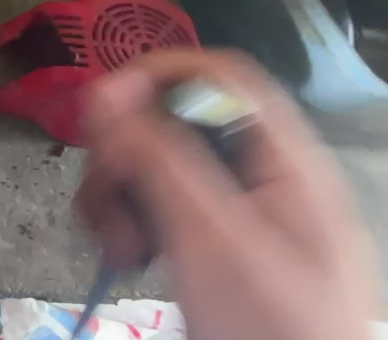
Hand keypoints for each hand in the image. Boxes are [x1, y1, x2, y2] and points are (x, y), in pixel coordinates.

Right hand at [76, 49, 381, 339]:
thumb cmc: (270, 327)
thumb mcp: (211, 238)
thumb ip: (160, 155)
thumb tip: (104, 86)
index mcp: (283, 166)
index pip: (220, 75)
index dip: (158, 73)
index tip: (104, 106)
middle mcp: (255, 176)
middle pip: (167, 118)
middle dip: (121, 150)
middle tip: (106, 189)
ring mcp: (228, 207)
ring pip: (146, 157)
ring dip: (112, 190)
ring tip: (116, 241)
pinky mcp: (201, 234)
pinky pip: (144, 195)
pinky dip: (119, 215)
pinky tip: (122, 251)